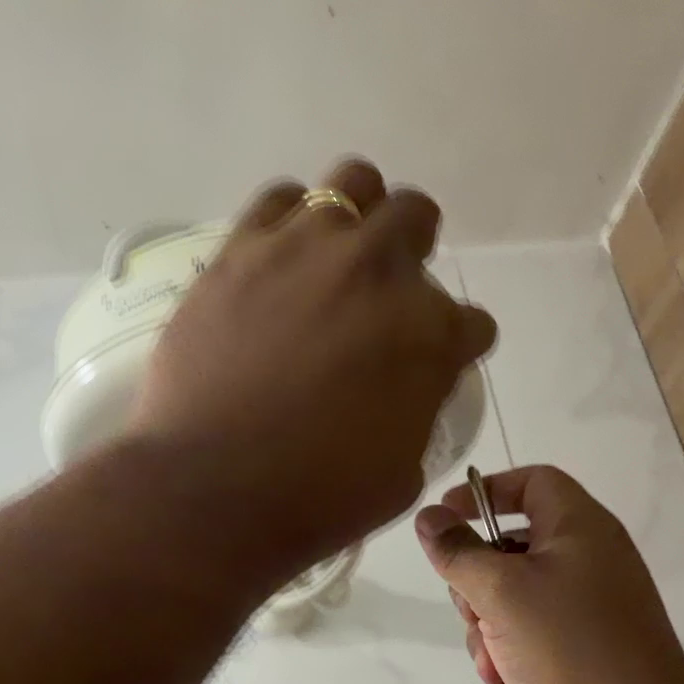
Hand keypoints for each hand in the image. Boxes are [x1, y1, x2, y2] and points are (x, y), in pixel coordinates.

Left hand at [127, 159, 497, 565]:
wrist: (212, 491)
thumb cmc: (315, 499)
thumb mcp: (401, 472)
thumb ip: (418, 412)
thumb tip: (406, 387)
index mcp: (431, 336)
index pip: (471, 322)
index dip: (453, 345)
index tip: (430, 365)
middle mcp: (379, 273)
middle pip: (417, 220)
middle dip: (412, 254)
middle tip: (382, 296)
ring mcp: (307, 250)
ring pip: (354, 184)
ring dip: (357, 215)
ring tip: (334, 256)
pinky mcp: (241, 248)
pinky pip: (278, 199)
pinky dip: (288, 220)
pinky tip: (279, 256)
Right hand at [414, 466, 683, 683]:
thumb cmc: (570, 649)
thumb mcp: (501, 593)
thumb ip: (457, 551)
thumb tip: (428, 517)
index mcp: (582, 528)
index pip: (530, 481)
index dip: (484, 491)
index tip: (444, 519)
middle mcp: (590, 560)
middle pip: (511, 546)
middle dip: (477, 583)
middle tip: (472, 610)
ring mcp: (590, 609)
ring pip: (512, 600)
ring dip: (489, 630)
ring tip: (497, 660)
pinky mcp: (585, 651)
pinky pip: (531, 637)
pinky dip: (512, 657)